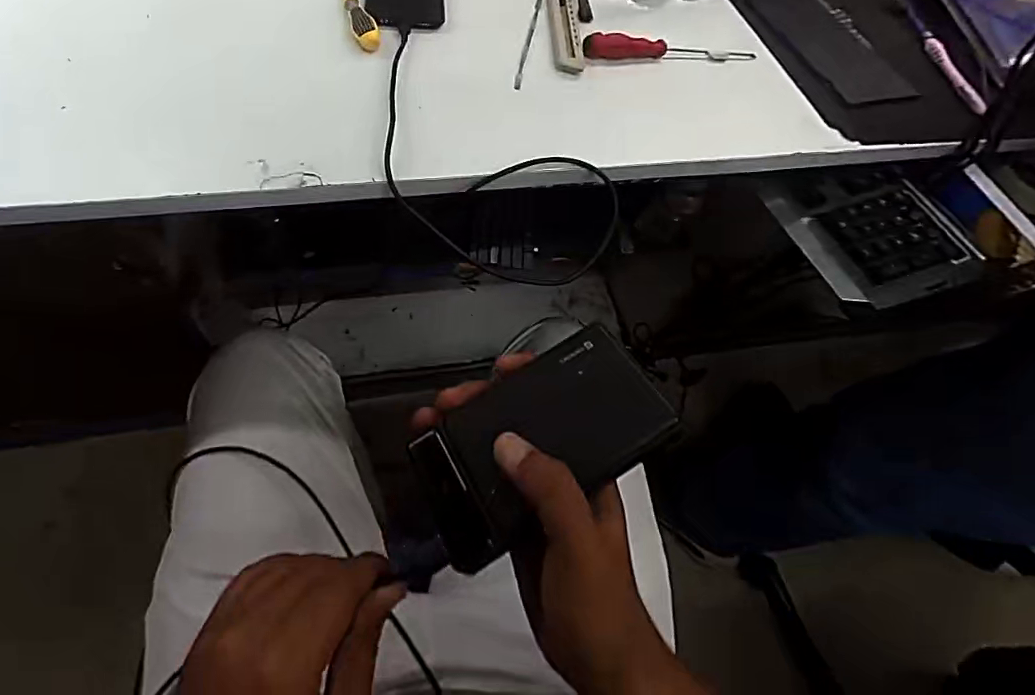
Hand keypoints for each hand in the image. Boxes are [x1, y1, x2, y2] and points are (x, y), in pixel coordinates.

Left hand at [181, 553, 406, 694]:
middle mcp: (244, 639)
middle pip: (307, 574)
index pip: (334, 587)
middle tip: (372, 589)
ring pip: (278, 567)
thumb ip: (359, 653)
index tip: (388, 573)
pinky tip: (299, 587)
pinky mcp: (204, 635)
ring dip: (314, 571)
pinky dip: (278, 573)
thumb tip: (384, 594)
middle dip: (345, 574)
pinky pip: (248, 579)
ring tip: (340, 592)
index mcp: (281, 667)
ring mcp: (217, 634)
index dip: (367, 572)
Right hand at [413, 355, 707, 694]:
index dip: (533, 383)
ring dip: (465, 434)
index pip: (561, 414)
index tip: (501, 369)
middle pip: (519, 427)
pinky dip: (460, 469)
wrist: (599, 669)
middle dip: (483, 405)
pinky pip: (485, 486)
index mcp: (586, 475)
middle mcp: (560, 480)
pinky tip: (439, 460)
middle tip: (448, 401)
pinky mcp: (515, 526)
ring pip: (496, 454)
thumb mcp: (580, 541)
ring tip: (431, 421)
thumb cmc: (602, 606)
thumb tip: (507, 441)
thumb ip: (551, 489)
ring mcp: (535, 503)